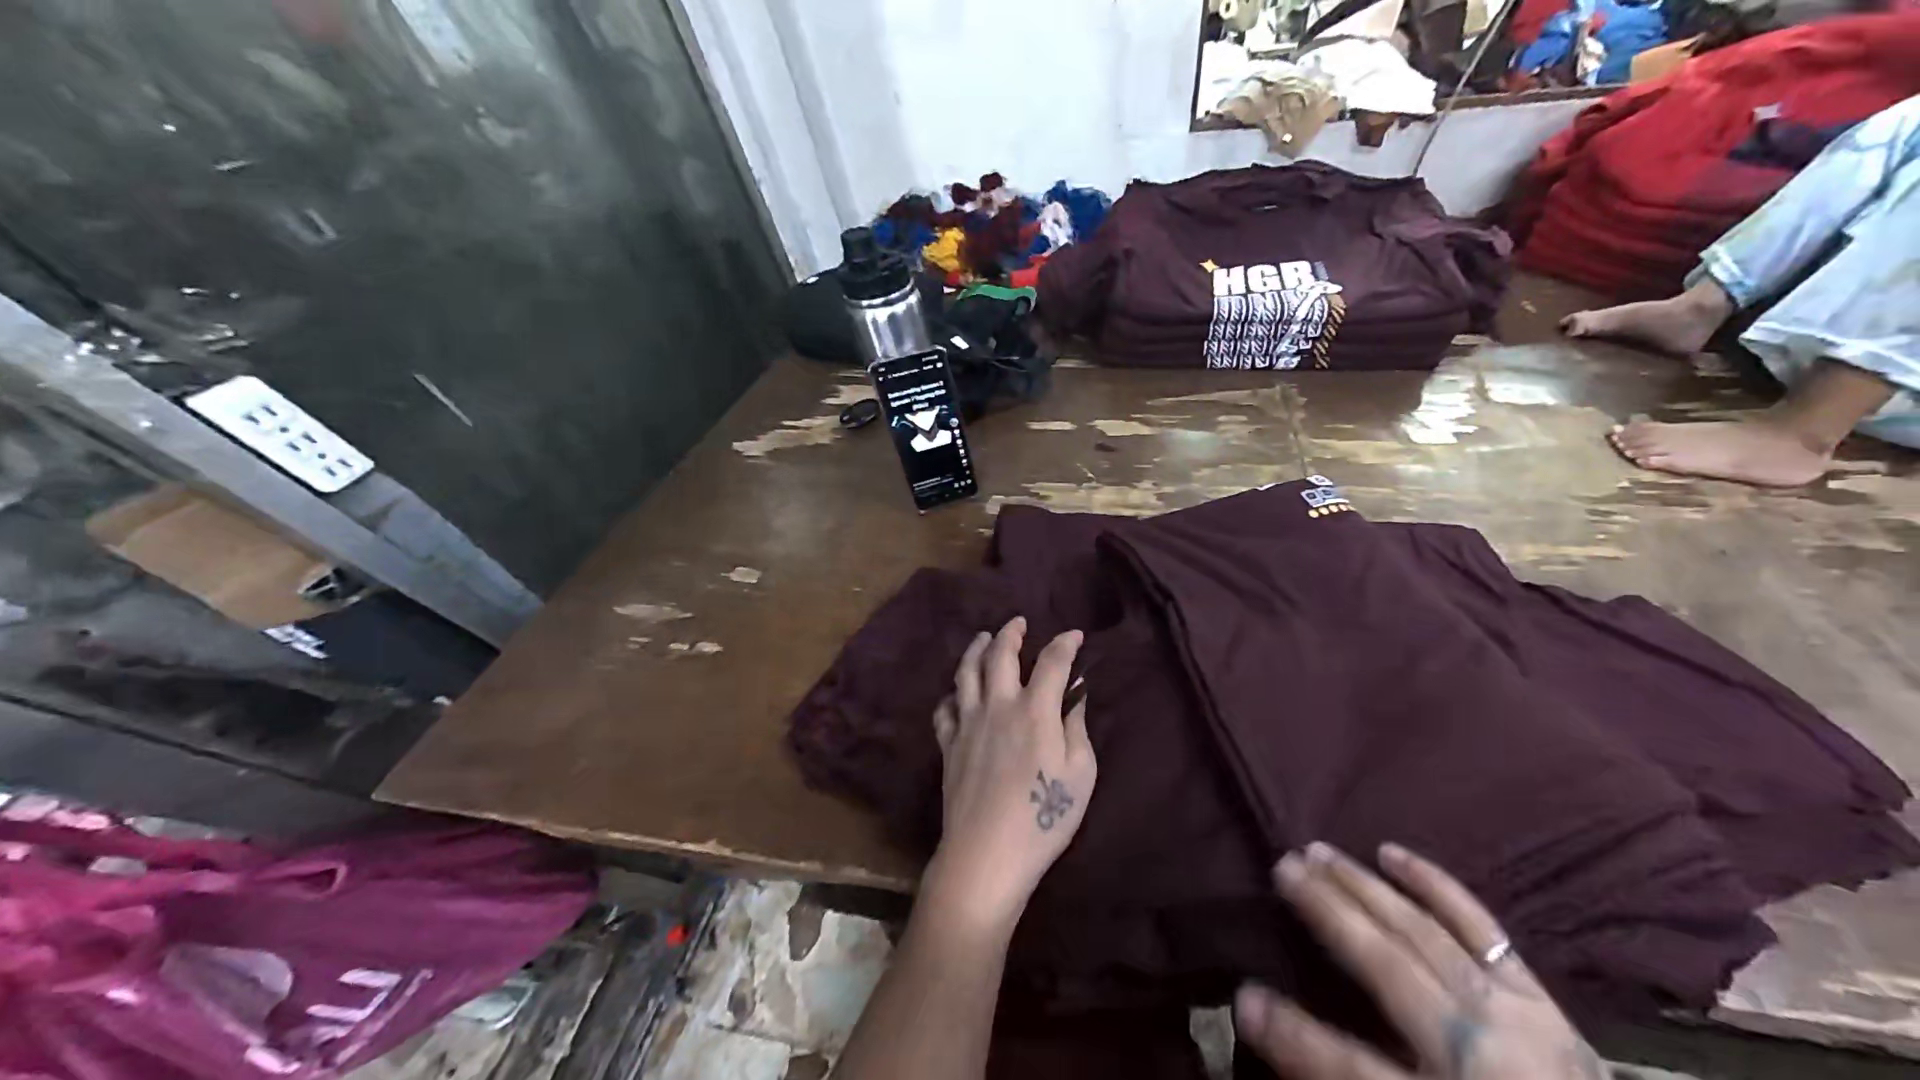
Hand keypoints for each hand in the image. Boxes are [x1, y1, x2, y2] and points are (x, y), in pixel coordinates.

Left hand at [921, 617, 1094, 933]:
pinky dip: (952, 693)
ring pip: (966, 672)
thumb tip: (1076, 695)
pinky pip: (945, 708)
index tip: (1075, 635)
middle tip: (1019, 622)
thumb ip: (1077, 728)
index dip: (1065, 644)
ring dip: (976, 649)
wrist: (986, 853)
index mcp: (1034, 710)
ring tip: (983, 638)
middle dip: (1011, 632)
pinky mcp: (948, 744)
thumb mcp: (1080, 774)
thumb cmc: (1043, 817)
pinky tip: (956, 692)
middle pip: (1000, 654)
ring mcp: (967, 723)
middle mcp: (997, 705)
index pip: (1052, 662)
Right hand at [1236, 843, 1607, 1079]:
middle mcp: (1481, 1051)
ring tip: (1318, 851)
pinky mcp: (1541, 998)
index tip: (1245, 996)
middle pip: (1386, 967)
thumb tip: (1278, 1032)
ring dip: (1364, 886)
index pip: (1351, 1067)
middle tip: (1281, 866)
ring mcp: (1516, 1016)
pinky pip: (1481, 927)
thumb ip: (1351, 1078)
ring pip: (1423, 933)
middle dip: (1327, 913)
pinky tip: (1392, 853)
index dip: (1293, 1032)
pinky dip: (1434, 886)